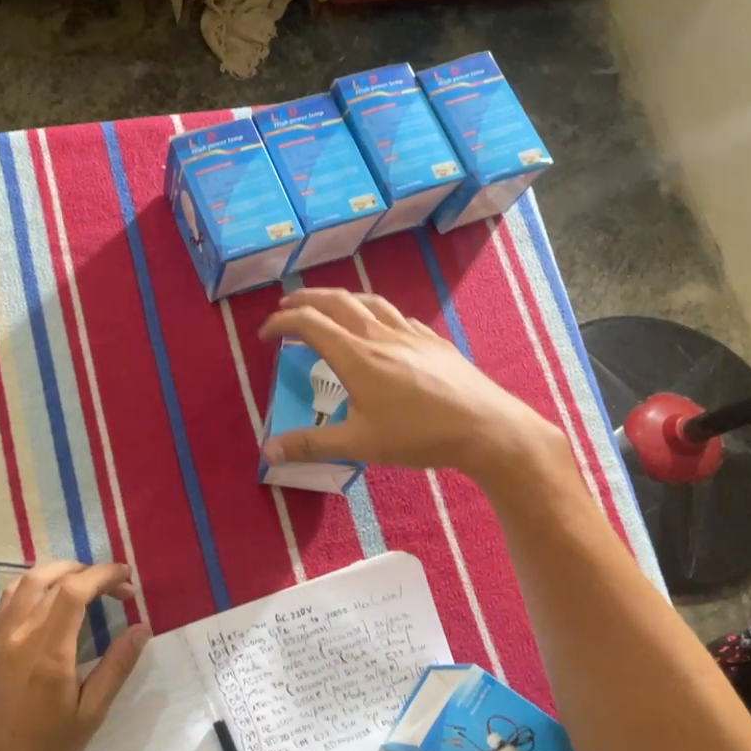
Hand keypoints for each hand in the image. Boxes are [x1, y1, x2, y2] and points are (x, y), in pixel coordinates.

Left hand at [0, 561, 150, 750]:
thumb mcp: (92, 711)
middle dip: (85, 571)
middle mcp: (20, 634)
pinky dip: (33, 585)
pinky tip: (51, 597)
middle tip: (113, 585)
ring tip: (84, 583)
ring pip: (25, 581)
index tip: (126, 578)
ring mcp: (0, 635)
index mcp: (48, 651)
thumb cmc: (50, 743)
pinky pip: (9, 597)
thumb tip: (142, 628)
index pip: (74, 591)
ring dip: (57, 572)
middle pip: (49, 578)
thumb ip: (117, 666)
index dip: (103, 575)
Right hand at [259, 288, 562, 486]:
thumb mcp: (358, 445)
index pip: (309, 324)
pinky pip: (394, 314)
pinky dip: (372, 312)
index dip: (281, 323)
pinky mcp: (432, 340)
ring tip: (326, 308)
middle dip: (305, 300)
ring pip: (368, 301)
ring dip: (339, 299)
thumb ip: (311, 445)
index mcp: (357, 356)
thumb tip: (268, 452)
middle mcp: (380, 335)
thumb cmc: (418, 435)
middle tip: (285, 308)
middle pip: (336, 301)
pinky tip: (376, 327)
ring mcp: (410, 333)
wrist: (485, 427)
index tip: (264, 334)